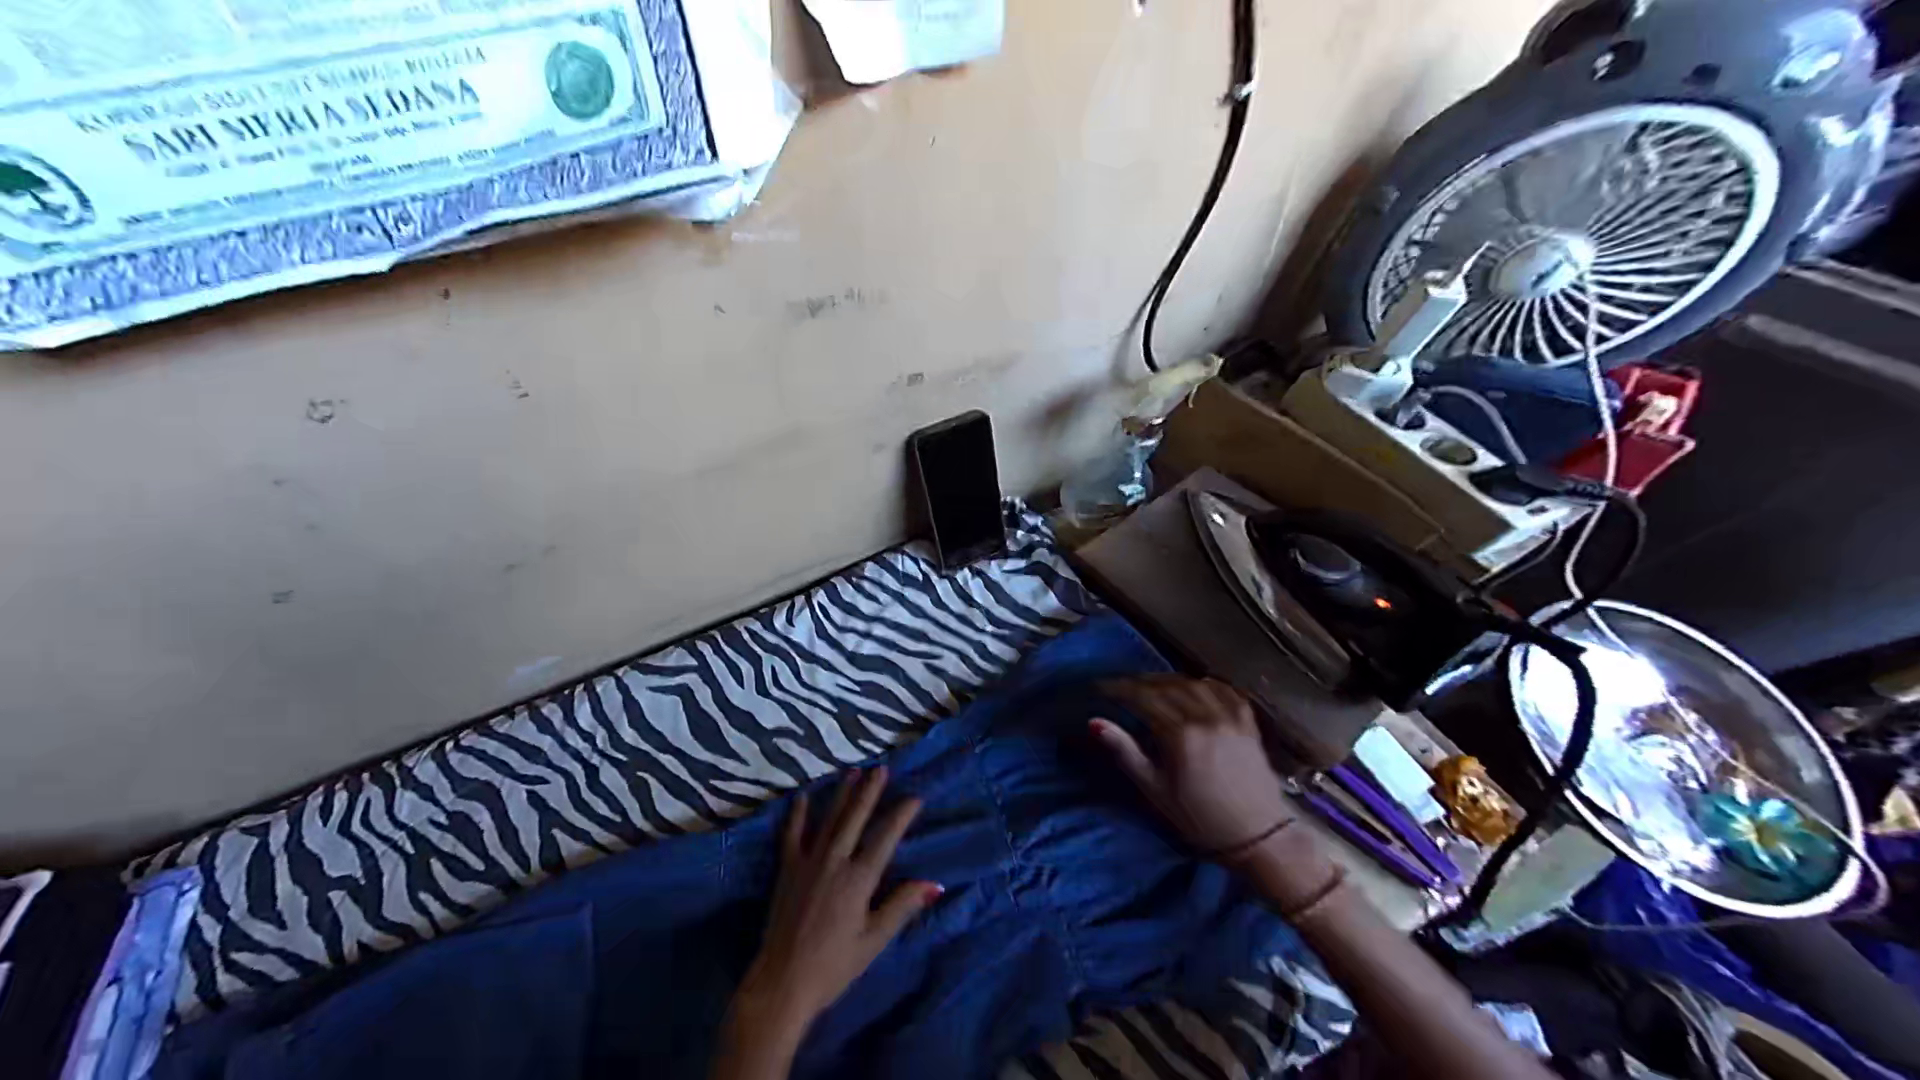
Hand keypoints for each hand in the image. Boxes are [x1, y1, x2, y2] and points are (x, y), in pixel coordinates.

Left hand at [734, 768, 940, 1036]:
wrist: (782, 982)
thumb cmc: (834, 966)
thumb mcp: (874, 941)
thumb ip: (902, 907)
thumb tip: (933, 883)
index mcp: (859, 879)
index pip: (886, 838)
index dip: (901, 816)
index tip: (915, 797)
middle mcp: (835, 862)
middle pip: (856, 818)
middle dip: (870, 792)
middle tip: (881, 769)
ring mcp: (808, 863)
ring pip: (829, 820)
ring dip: (842, 794)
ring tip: (853, 772)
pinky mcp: (787, 870)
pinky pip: (793, 835)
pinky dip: (798, 815)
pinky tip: (804, 797)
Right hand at [1090, 676, 1293, 858]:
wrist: (1258, 835)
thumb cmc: (1198, 817)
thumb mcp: (1155, 789)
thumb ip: (1126, 752)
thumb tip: (1095, 723)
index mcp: (1179, 735)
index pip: (1142, 698)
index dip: (1120, 688)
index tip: (1103, 687)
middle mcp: (1204, 718)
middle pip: (1166, 686)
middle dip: (1141, 682)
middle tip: (1124, 685)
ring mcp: (1229, 718)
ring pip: (1193, 684)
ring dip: (1169, 680)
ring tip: (1154, 685)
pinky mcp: (1247, 723)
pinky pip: (1225, 691)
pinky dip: (1206, 683)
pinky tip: (1195, 685)